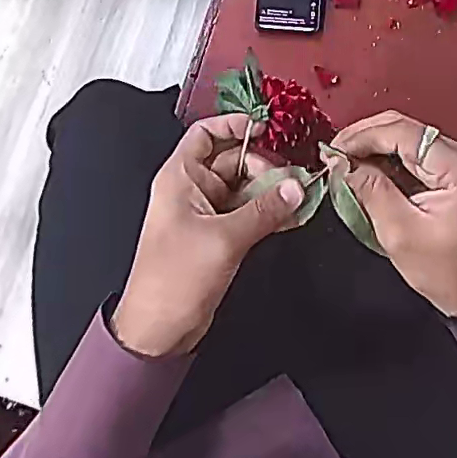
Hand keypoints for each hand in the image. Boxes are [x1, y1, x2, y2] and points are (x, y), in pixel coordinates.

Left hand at [112, 114, 301, 356]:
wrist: (158, 332)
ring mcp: (207, 212)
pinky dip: (269, 211)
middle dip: (264, 166)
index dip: (233, 125)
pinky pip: (249, 211)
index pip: (205, 133)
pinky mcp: (220, 234)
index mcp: (180, 177)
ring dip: (272, 190)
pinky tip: (293, 215)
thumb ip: (265, 210)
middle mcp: (193, 189)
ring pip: (245, 186)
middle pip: (233, 159)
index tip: (265, 129)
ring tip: (299, 197)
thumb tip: (297, 187)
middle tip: (290, 180)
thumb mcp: (224, 239)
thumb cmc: (175, 279)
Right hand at [328, 112, 456, 319]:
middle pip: (405, 128)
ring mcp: (456, 161)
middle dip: (365, 137)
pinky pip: (410, 152)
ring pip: (405, 136)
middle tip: (334, 154)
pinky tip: (363, 167)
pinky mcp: (447, 170)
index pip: (405, 133)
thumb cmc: (444, 271)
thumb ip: (370, 190)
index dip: (364, 137)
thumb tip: (340, 162)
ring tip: (343, 160)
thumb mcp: (400, 233)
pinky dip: (384, 156)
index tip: (334, 150)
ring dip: (372, 145)